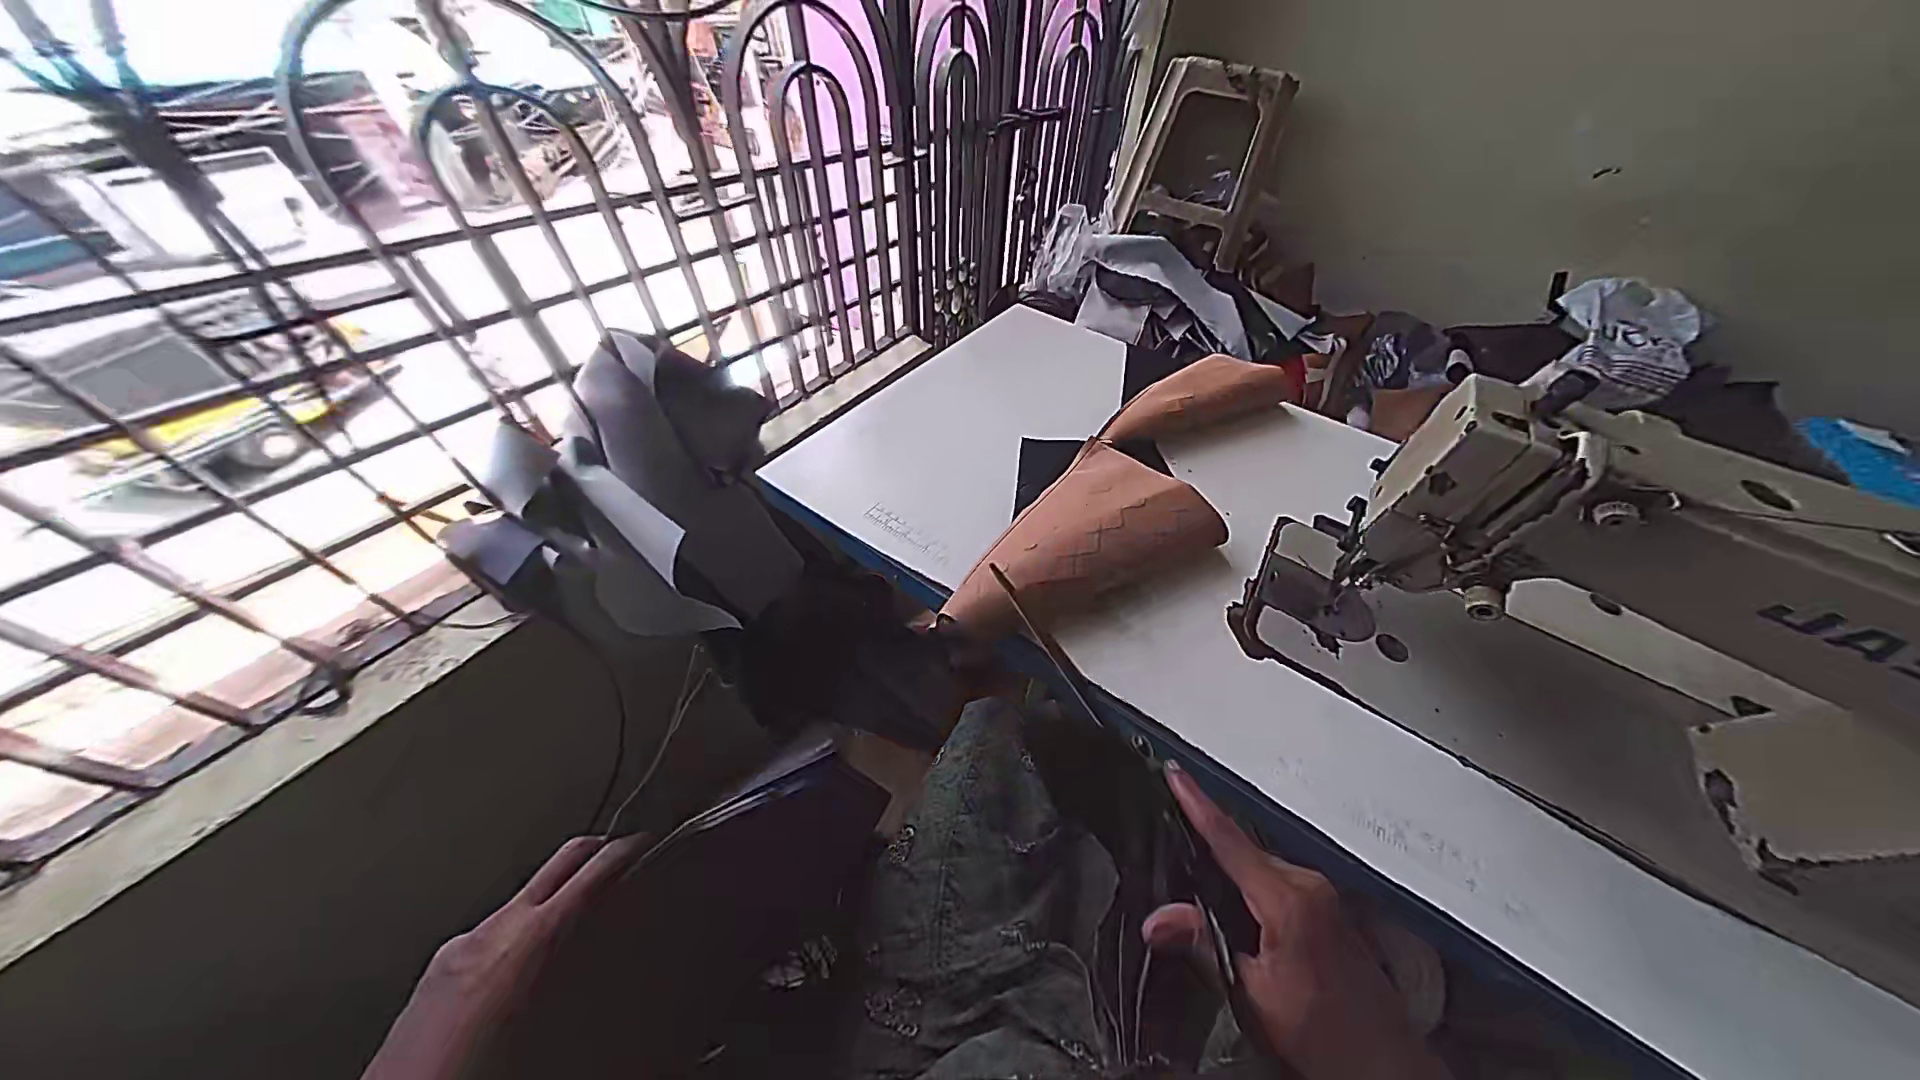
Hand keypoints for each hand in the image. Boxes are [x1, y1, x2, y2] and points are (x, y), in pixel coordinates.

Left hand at [363, 834, 644, 1079]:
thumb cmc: (474, 1072)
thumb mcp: (565, 1026)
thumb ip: (597, 970)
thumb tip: (626, 950)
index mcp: (534, 939)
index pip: (599, 866)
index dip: (634, 847)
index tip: (652, 842)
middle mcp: (497, 930)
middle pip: (566, 857)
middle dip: (603, 849)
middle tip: (629, 856)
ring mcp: (463, 945)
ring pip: (530, 893)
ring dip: (562, 893)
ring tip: (585, 917)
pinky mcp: (438, 967)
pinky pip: (497, 927)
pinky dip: (525, 928)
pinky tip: (532, 963)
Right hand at [1144, 765, 1447, 1079]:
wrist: (1386, 1066)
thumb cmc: (1330, 1038)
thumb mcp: (1252, 993)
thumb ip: (1202, 944)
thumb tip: (1157, 921)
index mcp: (1289, 901)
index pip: (1228, 839)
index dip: (1196, 802)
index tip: (1176, 773)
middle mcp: (1308, 886)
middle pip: (1240, 848)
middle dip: (1204, 839)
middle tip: (1170, 828)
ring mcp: (1320, 894)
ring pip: (1257, 863)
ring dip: (1227, 864)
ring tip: (1197, 877)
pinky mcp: (1325, 905)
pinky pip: (1274, 876)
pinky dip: (1248, 880)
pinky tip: (1236, 903)